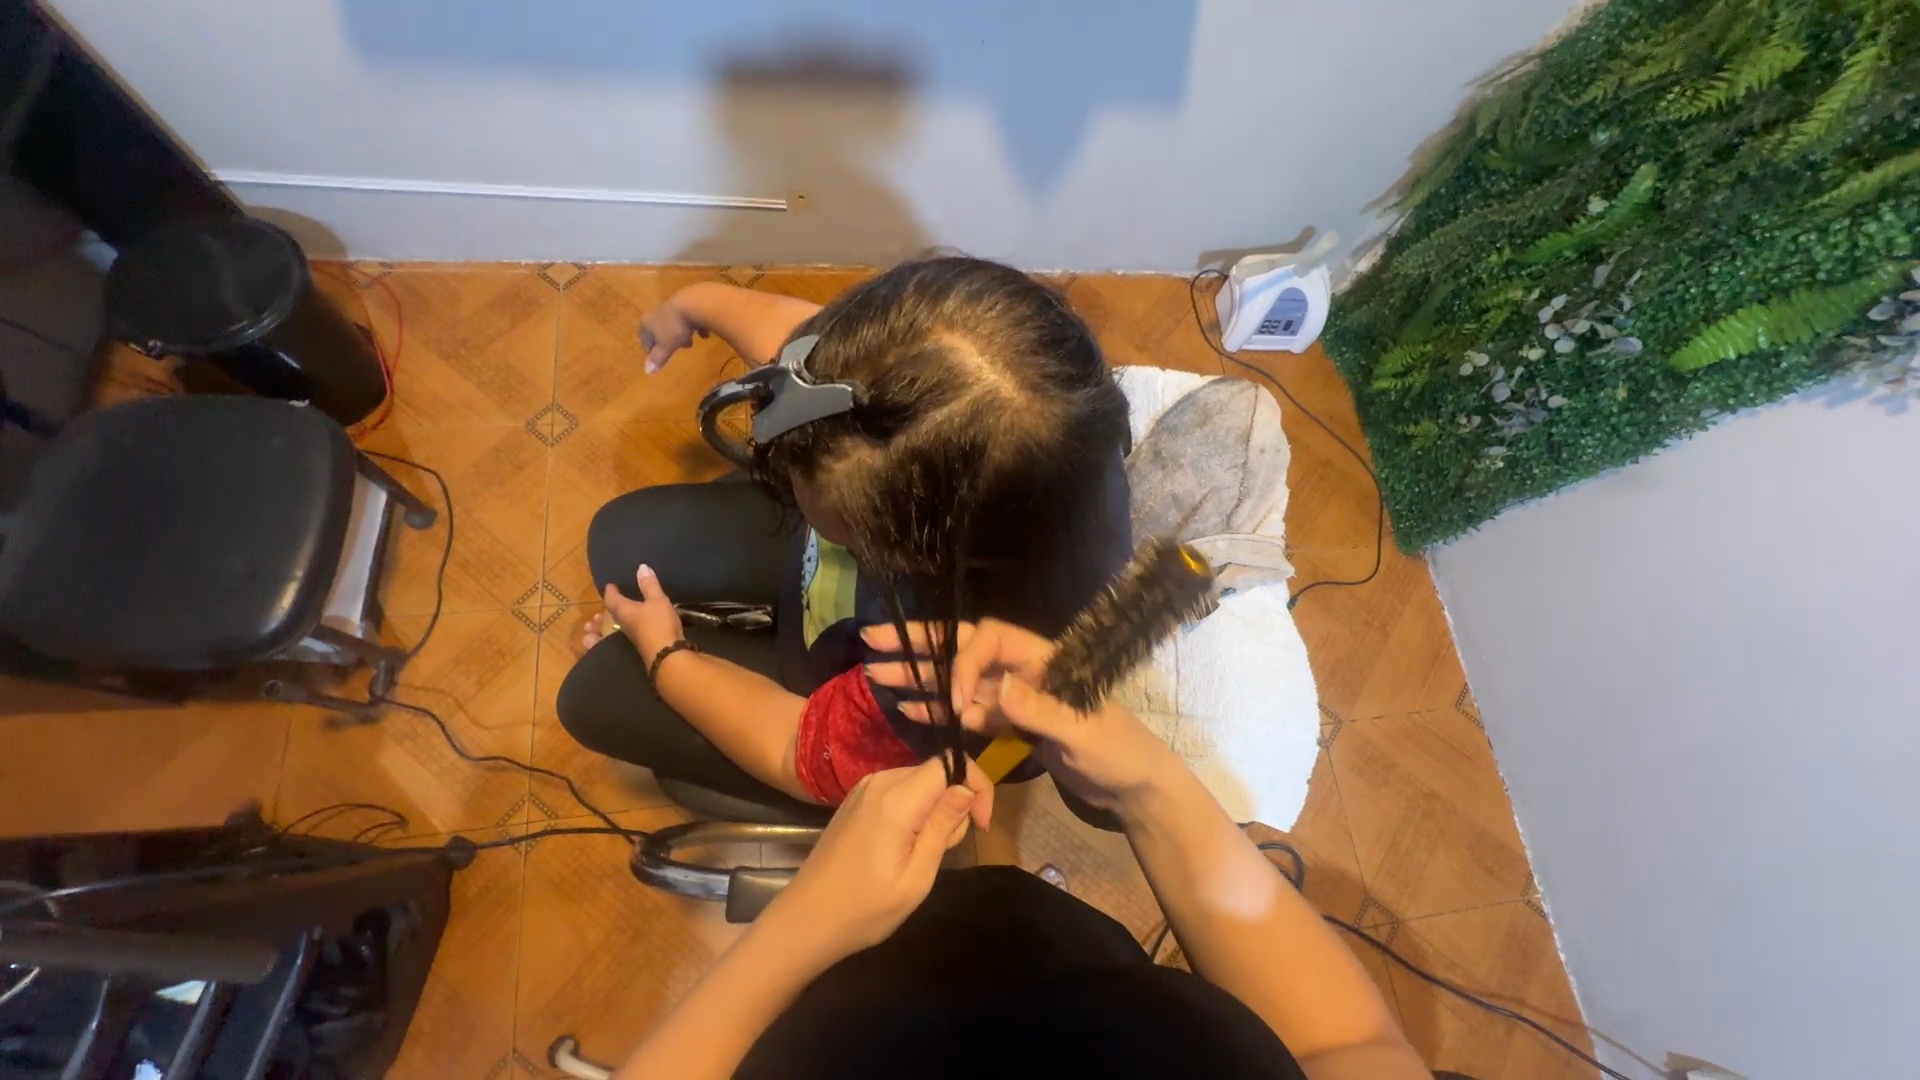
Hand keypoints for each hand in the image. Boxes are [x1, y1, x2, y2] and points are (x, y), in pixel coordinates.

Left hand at [601, 564, 684, 659]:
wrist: (666, 656)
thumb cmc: (659, 624)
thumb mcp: (657, 601)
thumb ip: (649, 585)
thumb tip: (641, 567)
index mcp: (624, 611)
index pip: (612, 600)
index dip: (611, 592)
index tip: (609, 586)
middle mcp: (623, 625)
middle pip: (608, 620)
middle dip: (602, 617)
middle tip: (595, 617)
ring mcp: (630, 639)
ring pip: (611, 634)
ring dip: (603, 632)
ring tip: (594, 633)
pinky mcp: (639, 648)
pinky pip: (619, 643)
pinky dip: (615, 641)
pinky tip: (621, 644)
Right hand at [638, 298, 704, 372]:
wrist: (693, 304)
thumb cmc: (675, 328)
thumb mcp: (666, 346)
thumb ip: (658, 358)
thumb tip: (647, 371)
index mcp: (648, 322)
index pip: (643, 336)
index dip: (649, 347)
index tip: (655, 356)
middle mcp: (657, 312)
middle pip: (659, 328)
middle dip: (667, 340)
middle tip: (674, 349)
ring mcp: (674, 306)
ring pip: (675, 323)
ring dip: (681, 333)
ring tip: (690, 342)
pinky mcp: (689, 303)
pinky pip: (691, 318)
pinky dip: (695, 326)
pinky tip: (704, 334)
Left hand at [766, 757, 984, 958]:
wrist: (805, 921)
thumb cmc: (864, 911)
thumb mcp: (916, 878)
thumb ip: (943, 827)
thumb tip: (967, 787)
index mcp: (895, 800)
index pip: (950, 763)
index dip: (976, 784)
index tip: (983, 824)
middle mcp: (880, 781)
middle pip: (936, 772)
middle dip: (954, 804)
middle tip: (944, 851)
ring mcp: (865, 787)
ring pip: (921, 780)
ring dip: (935, 810)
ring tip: (921, 855)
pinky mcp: (858, 797)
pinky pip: (901, 789)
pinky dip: (915, 810)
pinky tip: (903, 846)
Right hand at [868, 619, 1180, 811]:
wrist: (1133, 787)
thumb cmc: (1119, 752)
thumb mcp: (1083, 732)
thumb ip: (1040, 711)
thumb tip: (996, 689)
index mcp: (1043, 658)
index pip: (989, 639)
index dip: (964, 663)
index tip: (956, 702)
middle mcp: (1022, 670)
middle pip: (964, 648)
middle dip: (920, 645)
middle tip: (873, 641)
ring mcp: (1013, 697)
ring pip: (958, 681)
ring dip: (919, 678)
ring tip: (877, 673)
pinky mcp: (1009, 724)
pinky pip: (967, 712)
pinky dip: (939, 711)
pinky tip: (909, 709)